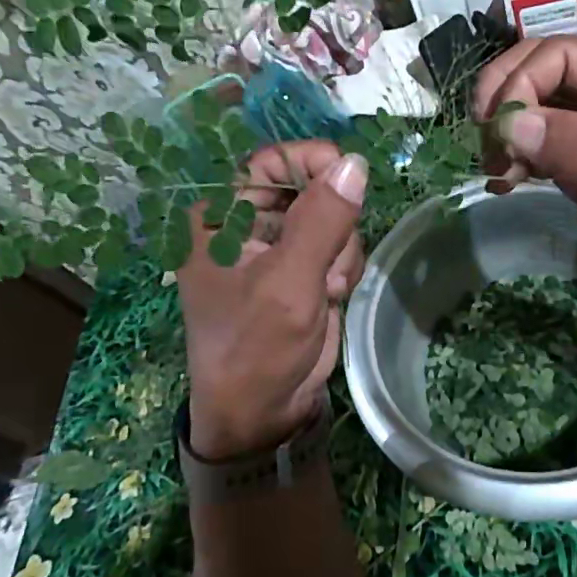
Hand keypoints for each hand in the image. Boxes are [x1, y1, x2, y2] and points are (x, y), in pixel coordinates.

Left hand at [178, 142, 367, 459]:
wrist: (262, 415)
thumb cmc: (256, 348)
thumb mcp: (289, 283)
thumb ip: (322, 221)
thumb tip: (354, 163)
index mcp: (222, 220)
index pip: (268, 163)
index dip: (310, 161)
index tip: (351, 174)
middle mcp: (247, 228)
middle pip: (308, 189)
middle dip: (331, 222)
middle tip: (330, 261)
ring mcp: (278, 251)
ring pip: (331, 219)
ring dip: (340, 251)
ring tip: (328, 289)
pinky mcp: (304, 273)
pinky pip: (338, 247)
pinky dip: (344, 268)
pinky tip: (333, 297)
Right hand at [473, 37, 576, 266]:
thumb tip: (510, 123)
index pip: (561, 54)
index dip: (521, 82)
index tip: (498, 129)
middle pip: (540, 72)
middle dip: (506, 102)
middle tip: (485, 144)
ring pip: (534, 108)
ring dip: (507, 133)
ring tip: (498, 172)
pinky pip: (541, 143)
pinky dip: (517, 157)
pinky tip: (506, 181)